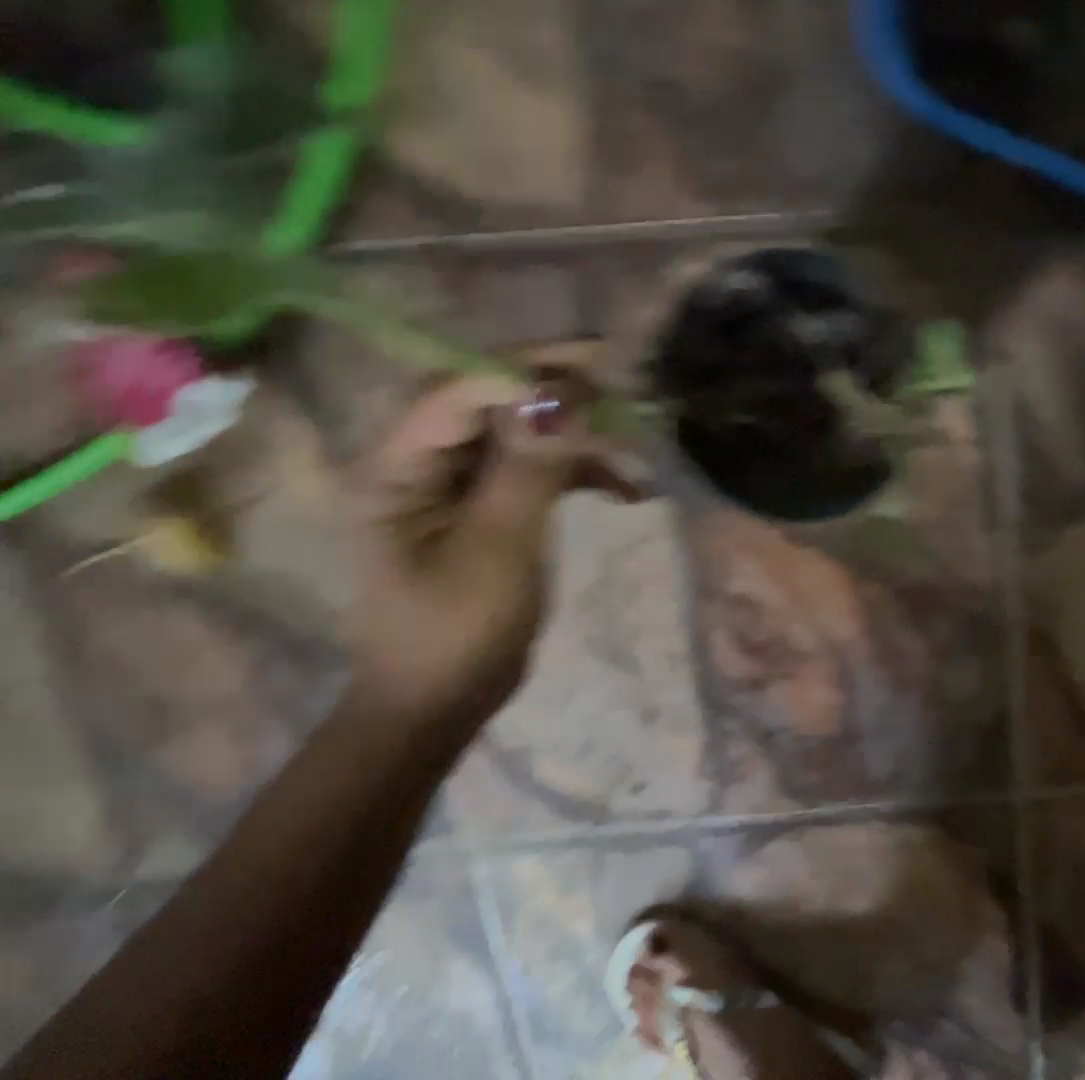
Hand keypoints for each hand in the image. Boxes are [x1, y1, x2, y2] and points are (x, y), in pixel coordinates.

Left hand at [345, 376, 643, 730]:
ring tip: (631, 453)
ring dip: (574, 441)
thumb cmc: (457, 632)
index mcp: (398, 468)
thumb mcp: (498, 550)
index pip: (460, 394)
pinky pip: (529, 473)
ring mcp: (452, 488)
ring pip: (517, 438)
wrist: (439, 703)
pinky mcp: (483, 511)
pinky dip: (574, 476)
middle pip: (490, 405)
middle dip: (556, 398)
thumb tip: (562, 403)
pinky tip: (624, 491)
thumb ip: (527, 472)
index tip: (594, 372)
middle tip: (620, 395)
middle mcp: (420, 465)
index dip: (526, 376)